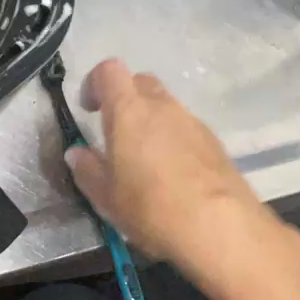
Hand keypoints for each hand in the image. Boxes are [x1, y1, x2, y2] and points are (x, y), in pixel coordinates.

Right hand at [64, 59, 291, 294]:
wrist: (222, 229)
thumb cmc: (151, 207)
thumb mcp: (105, 196)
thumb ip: (87, 169)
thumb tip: (76, 153)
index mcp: (128, 111)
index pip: (109, 70)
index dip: (94, 83)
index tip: (89, 110)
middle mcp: (162, 107)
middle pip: (140, 82)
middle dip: (125, 99)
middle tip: (116, 132)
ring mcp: (193, 122)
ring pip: (166, 106)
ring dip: (151, 121)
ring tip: (145, 160)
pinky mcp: (216, 143)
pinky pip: (186, 129)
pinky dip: (173, 140)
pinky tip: (172, 175)